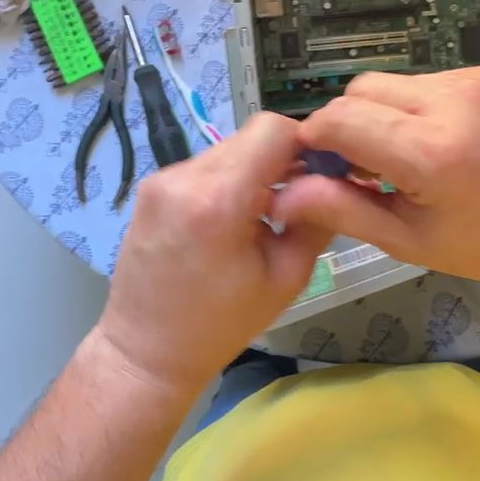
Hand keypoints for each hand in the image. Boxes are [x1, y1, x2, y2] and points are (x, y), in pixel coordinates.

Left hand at [95, 113, 332, 396]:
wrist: (146, 351)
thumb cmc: (219, 326)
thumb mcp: (287, 278)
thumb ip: (314, 220)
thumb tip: (333, 182)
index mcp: (219, 199)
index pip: (274, 129)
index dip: (305, 145)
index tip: (319, 176)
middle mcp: (185, 176)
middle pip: (251, 136)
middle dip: (281, 162)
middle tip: (296, 202)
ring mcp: (162, 179)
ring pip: (229, 149)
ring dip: (253, 172)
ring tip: (261, 218)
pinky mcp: (151, 187)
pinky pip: (205, 167)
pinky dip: (227, 183)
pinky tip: (231, 222)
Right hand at [270, 68, 479, 305]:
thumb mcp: (412, 241)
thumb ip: (345, 209)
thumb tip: (287, 192)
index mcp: (431, 153)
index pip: (340, 118)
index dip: (316, 138)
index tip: (318, 162)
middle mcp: (454, 102)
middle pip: (362, 89)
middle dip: (350, 123)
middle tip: (367, 166)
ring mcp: (479, 81)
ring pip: (396, 82)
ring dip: (387, 114)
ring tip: (412, 157)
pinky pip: (432, 80)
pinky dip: (422, 107)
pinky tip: (446, 142)